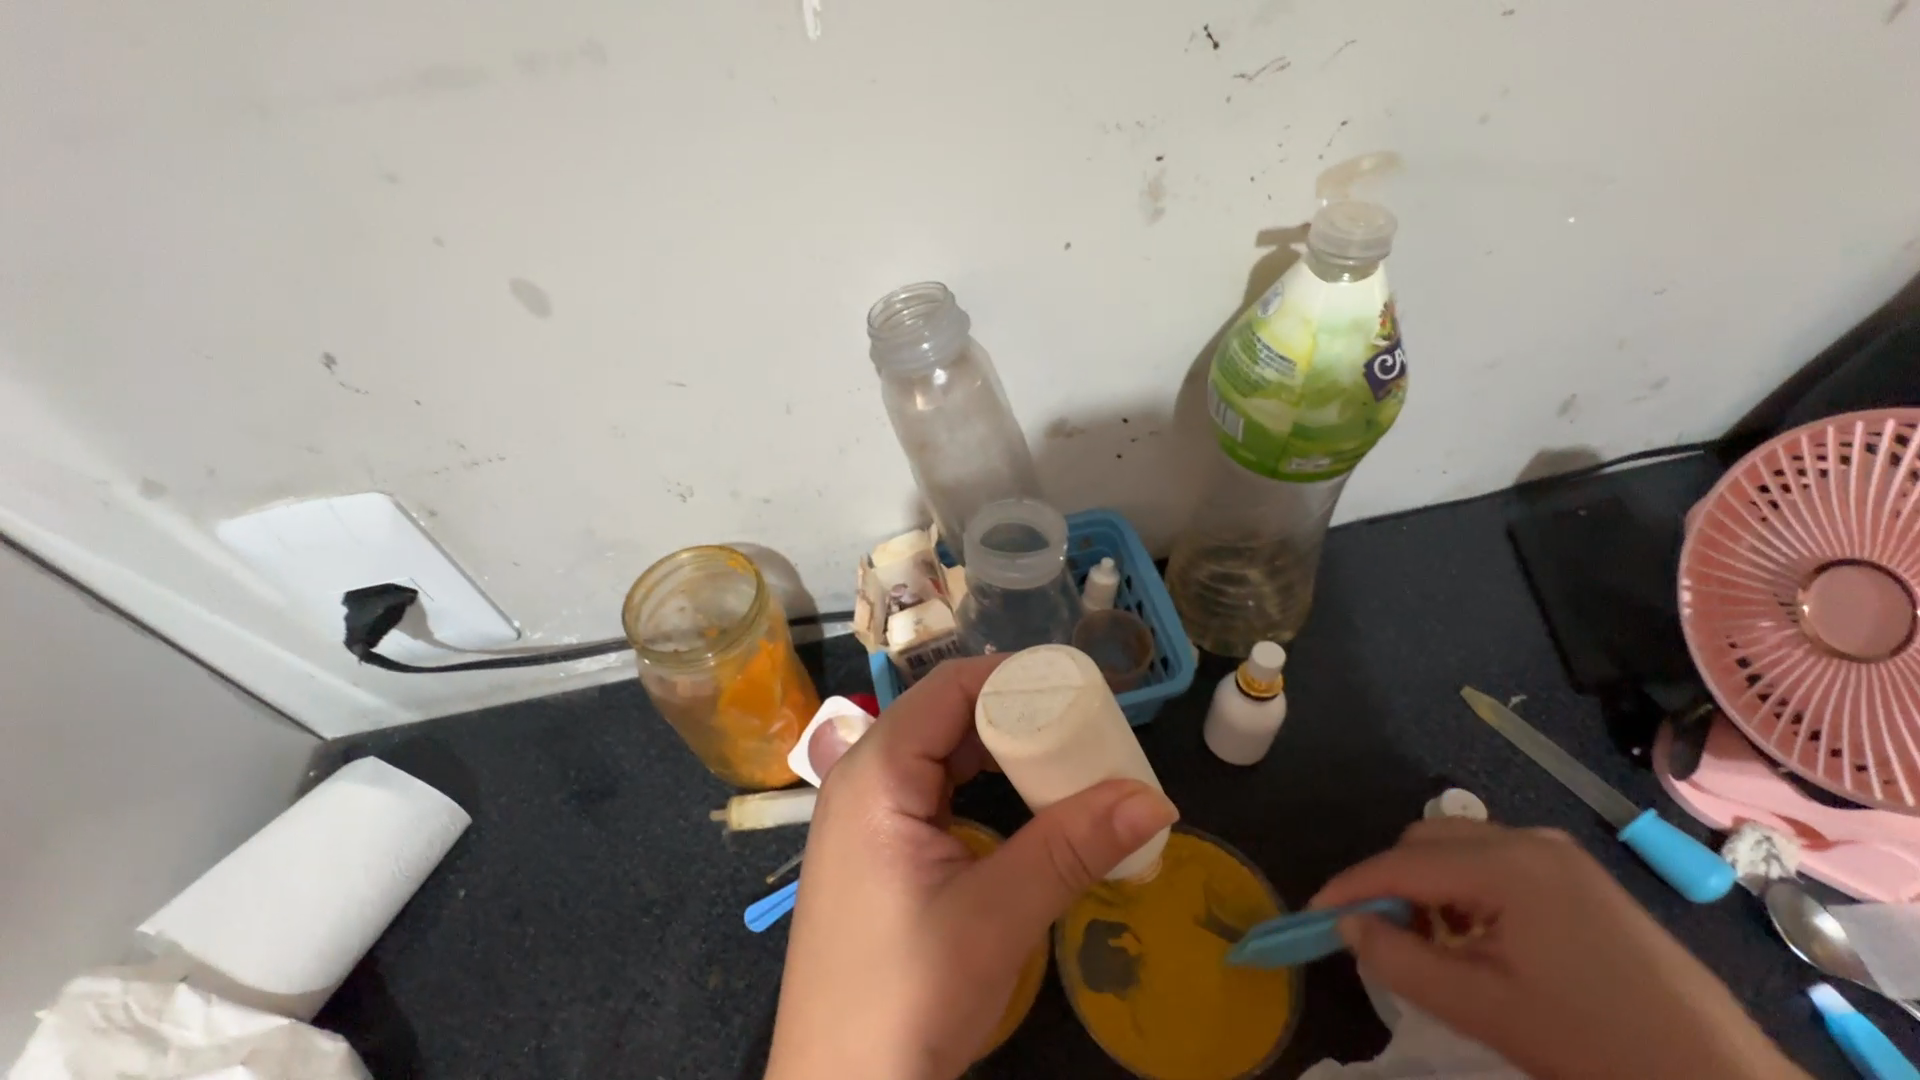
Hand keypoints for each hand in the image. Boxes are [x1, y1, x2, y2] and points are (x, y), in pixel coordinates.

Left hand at [765, 655, 1179, 1079]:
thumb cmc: (907, 995)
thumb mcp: (998, 915)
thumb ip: (1073, 846)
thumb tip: (1157, 798)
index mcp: (877, 774)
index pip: (946, 688)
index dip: (1012, 676)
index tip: (1078, 688)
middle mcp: (862, 779)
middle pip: (942, 714)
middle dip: (1013, 714)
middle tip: (1084, 727)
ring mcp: (863, 816)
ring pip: (938, 752)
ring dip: (999, 751)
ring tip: (1064, 758)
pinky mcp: (874, 850)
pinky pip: (931, 790)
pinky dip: (979, 784)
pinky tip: (1019, 802)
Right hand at [1313, 819, 1808, 1079]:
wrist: (1722, 1078)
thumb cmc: (1596, 1042)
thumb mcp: (1485, 1009)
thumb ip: (1401, 962)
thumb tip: (1351, 927)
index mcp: (1506, 865)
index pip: (1401, 862)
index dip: (1350, 887)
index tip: (1314, 915)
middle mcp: (1530, 841)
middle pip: (1427, 841)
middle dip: (1391, 882)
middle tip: (1380, 937)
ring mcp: (1561, 855)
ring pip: (1460, 848)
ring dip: (1429, 885)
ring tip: (1433, 944)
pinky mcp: (1581, 876)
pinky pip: (1498, 862)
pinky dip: (1468, 889)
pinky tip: (1481, 939)